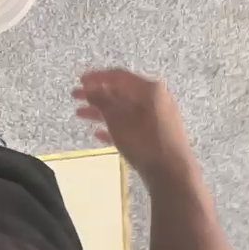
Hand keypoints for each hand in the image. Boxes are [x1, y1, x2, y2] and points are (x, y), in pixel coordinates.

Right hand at [72, 69, 200, 186]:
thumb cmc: (143, 141)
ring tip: (81, 115)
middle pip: (121, 92)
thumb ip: (101, 100)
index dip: (97, 77)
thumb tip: (90, 88)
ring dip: (102, 111)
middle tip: (76, 96)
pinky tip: (99, 134)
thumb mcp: (117, 119)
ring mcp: (158, 117)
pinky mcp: (158, 133)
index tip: (79, 81)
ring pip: (125, 108)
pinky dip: (115, 126)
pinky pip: (132, 124)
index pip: (118, 76)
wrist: (172, 174)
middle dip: (97, 95)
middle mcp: (156, 99)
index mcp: (149, 89)